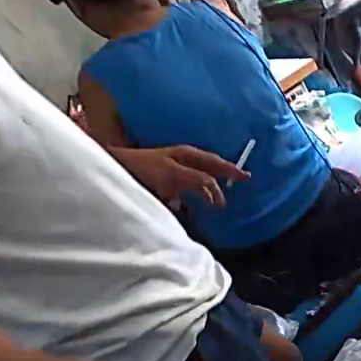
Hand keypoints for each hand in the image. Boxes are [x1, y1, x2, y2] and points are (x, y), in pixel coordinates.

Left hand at [116, 146, 249, 207]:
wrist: (114, 169)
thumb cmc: (143, 168)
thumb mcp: (172, 173)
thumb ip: (196, 179)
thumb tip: (214, 186)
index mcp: (187, 155)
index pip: (215, 163)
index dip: (230, 170)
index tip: (246, 177)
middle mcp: (182, 160)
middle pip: (208, 168)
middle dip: (223, 176)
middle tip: (241, 182)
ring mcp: (172, 171)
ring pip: (197, 180)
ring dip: (206, 190)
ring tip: (215, 204)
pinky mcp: (162, 182)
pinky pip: (182, 189)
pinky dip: (188, 196)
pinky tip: (185, 206)